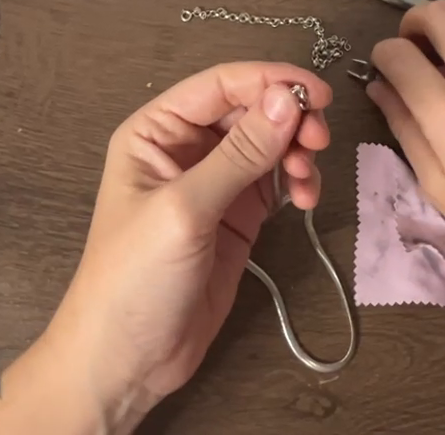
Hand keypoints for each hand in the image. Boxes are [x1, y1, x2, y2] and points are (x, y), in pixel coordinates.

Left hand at [0, 61, 331, 430]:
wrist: (125, 364)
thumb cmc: (135, 279)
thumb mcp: (186, 210)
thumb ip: (239, 153)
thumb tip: (286, 98)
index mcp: (158, 129)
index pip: (222, 84)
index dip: (271, 80)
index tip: (317, 93)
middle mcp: (187, 145)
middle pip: (250, 109)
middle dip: (288, 118)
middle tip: (319, 141)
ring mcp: (215, 179)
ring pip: (268, 141)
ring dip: (295, 151)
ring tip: (307, 179)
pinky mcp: (237, 213)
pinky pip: (275, 178)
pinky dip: (296, 181)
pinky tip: (304, 199)